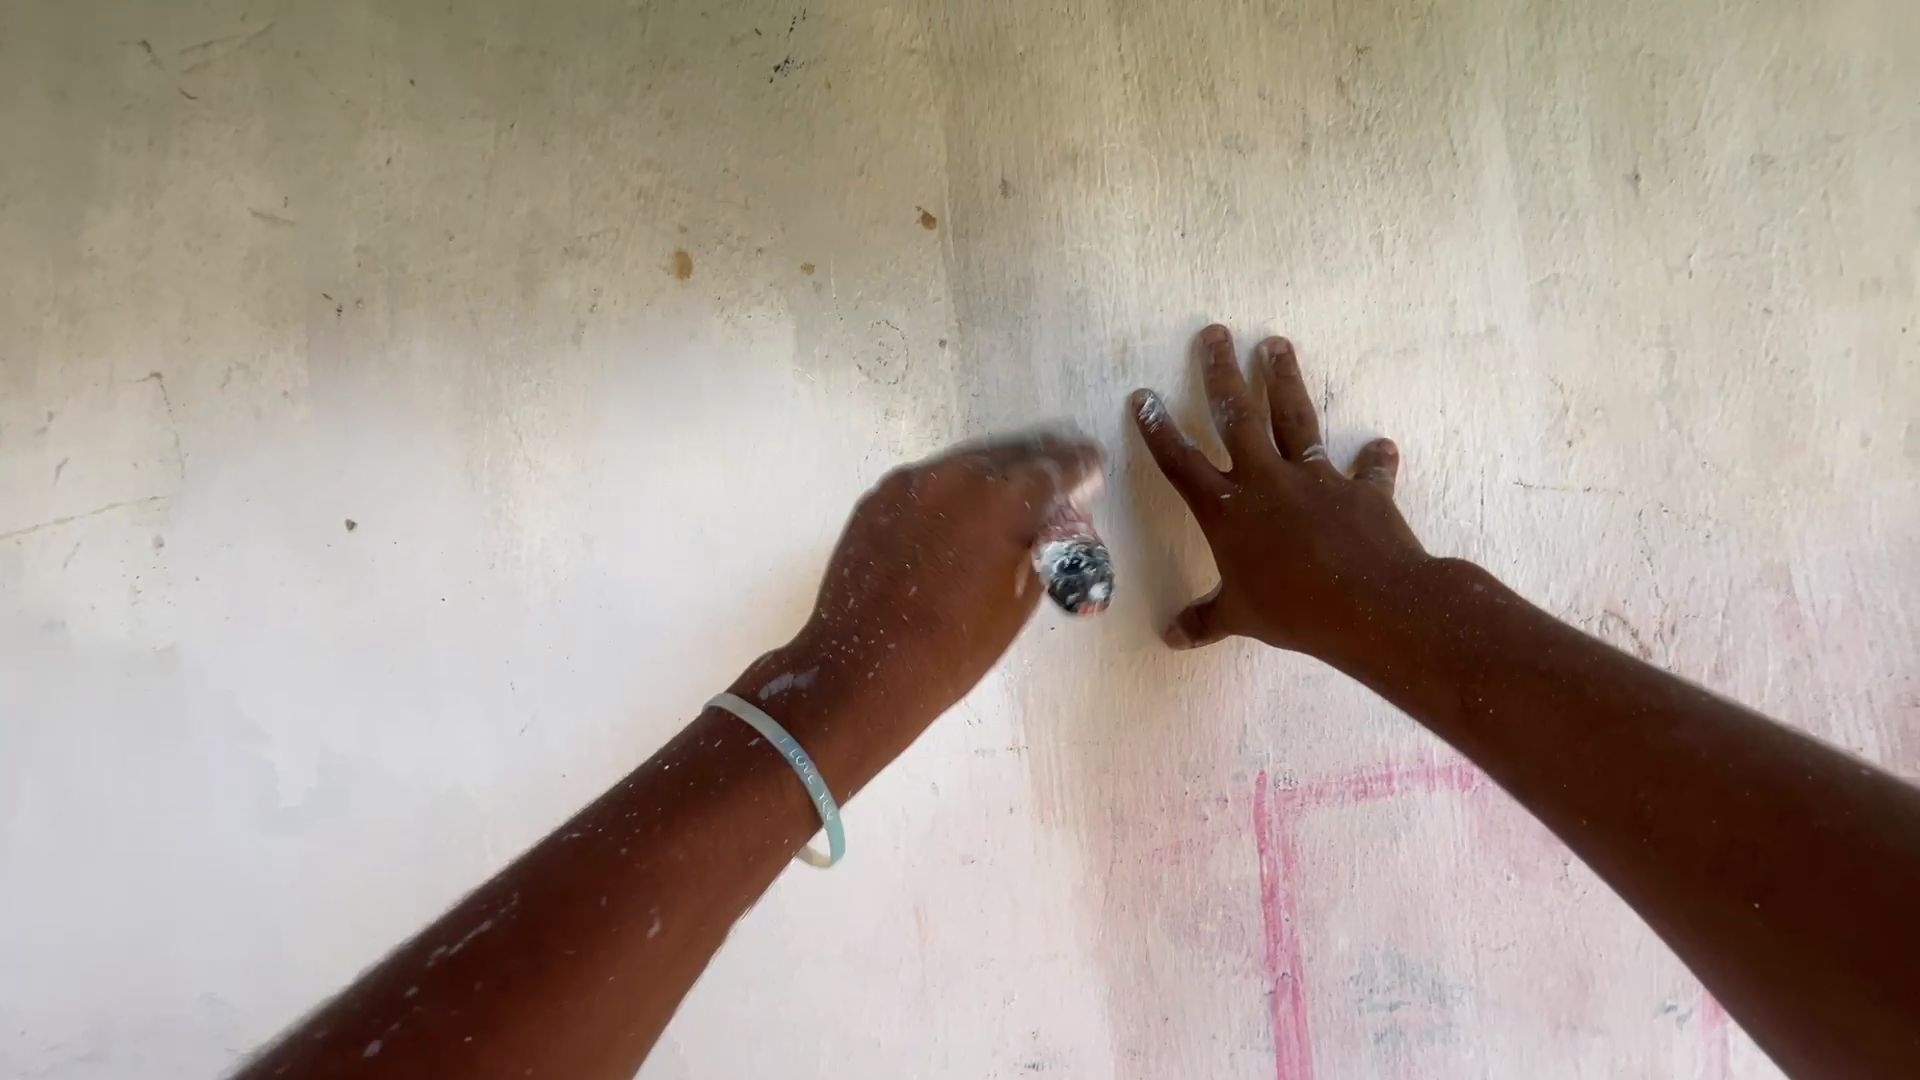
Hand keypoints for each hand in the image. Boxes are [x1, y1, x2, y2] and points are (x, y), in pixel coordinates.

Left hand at [757, 433, 1103, 782]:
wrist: (864, 670)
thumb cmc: (954, 650)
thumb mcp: (1019, 601)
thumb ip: (1042, 548)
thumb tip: (1046, 525)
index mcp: (1005, 500)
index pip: (1057, 467)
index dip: (1080, 467)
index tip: (1091, 466)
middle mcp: (959, 475)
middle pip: (1012, 454)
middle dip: (1040, 462)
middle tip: (1059, 472)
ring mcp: (912, 482)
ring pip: (967, 464)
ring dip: (995, 473)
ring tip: (1010, 490)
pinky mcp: (879, 497)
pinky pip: (929, 483)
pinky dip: (952, 490)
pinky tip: (958, 511)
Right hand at [1131, 324, 1429, 662]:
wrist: (1369, 606)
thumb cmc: (1290, 610)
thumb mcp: (1238, 617)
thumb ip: (1204, 620)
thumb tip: (1170, 638)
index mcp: (1226, 510)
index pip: (1181, 462)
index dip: (1158, 430)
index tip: (1143, 396)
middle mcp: (1264, 482)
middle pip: (1236, 417)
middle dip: (1221, 374)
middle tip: (1215, 333)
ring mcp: (1313, 479)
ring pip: (1293, 419)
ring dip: (1284, 380)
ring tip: (1276, 343)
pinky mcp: (1360, 489)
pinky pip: (1367, 471)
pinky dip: (1373, 460)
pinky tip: (1380, 444)